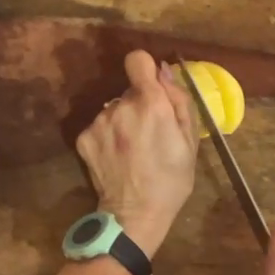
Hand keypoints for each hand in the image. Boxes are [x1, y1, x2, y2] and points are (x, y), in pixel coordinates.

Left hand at [75, 50, 198, 258]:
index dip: (145, 69)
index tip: (152, 85)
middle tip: (150, 134)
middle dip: (140, 105)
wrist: (135, 215)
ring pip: (114, 109)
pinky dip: (108, 137)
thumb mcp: (190, 141)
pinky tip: (117, 158)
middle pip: (129, 91)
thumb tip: (163, 71)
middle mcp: (121, 106)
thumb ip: (179, 100)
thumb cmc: (172, 180)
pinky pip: (99, 126)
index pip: (137, 59)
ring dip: (123, 121)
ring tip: (133, 150)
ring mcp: (99, 122)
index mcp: (151, 103)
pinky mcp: (84, 138)